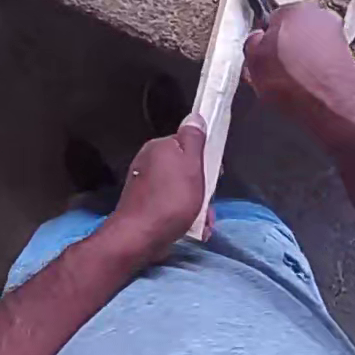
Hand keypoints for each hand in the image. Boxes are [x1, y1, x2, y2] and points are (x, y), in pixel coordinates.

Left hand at [107, 113, 208, 258]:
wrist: (139, 237)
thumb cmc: (170, 200)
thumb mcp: (191, 165)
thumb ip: (194, 140)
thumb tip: (195, 117)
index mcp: (159, 147)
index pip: (189, 143)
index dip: (205, 158)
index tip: (215, 174)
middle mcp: (149, 162)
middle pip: (185, 168)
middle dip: (202, 186)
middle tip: (208, 201)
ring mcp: (145, 184)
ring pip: (180, 189)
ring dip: (196, 204)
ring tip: (203, 220)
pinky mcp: (144, 204)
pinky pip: (170, 204)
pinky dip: (183, 215)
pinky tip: (192, 227)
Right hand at [242, 2, 354, 141]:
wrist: (330, 103)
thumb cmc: (291, 81)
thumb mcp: (254, 62)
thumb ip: (252, 43)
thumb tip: (257, 39)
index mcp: (293, 9)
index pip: (271, 20)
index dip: (263, 40)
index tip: (260, 56)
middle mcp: (319, 14)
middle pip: (292, 30)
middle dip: (283, 47)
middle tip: (273, 71)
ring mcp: (336, 34)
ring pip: (307, 46)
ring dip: (299, 60)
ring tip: (290, 82)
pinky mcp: (346, 54)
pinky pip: (320, 60)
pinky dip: (313, 70)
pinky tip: (306, 86)